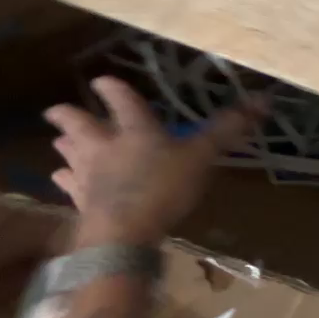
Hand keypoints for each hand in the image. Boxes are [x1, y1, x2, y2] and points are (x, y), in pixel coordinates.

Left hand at [44, 76, 264, 247]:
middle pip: (85, 128)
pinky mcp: (81, 203)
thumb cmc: (163, 188)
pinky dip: (66, 178)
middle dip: (71, 117)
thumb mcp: (204, 155)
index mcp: (137, 132)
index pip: (125, 105)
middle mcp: (108, 148)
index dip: (115, 91)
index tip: (100, 80)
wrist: (120, 237)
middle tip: (54, 110)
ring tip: (57, 140)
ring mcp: (90, 177)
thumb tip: (264, 98)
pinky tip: (60, 176)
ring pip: (73, 154)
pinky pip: (71, 185)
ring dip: (66, 145)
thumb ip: (229, 128)